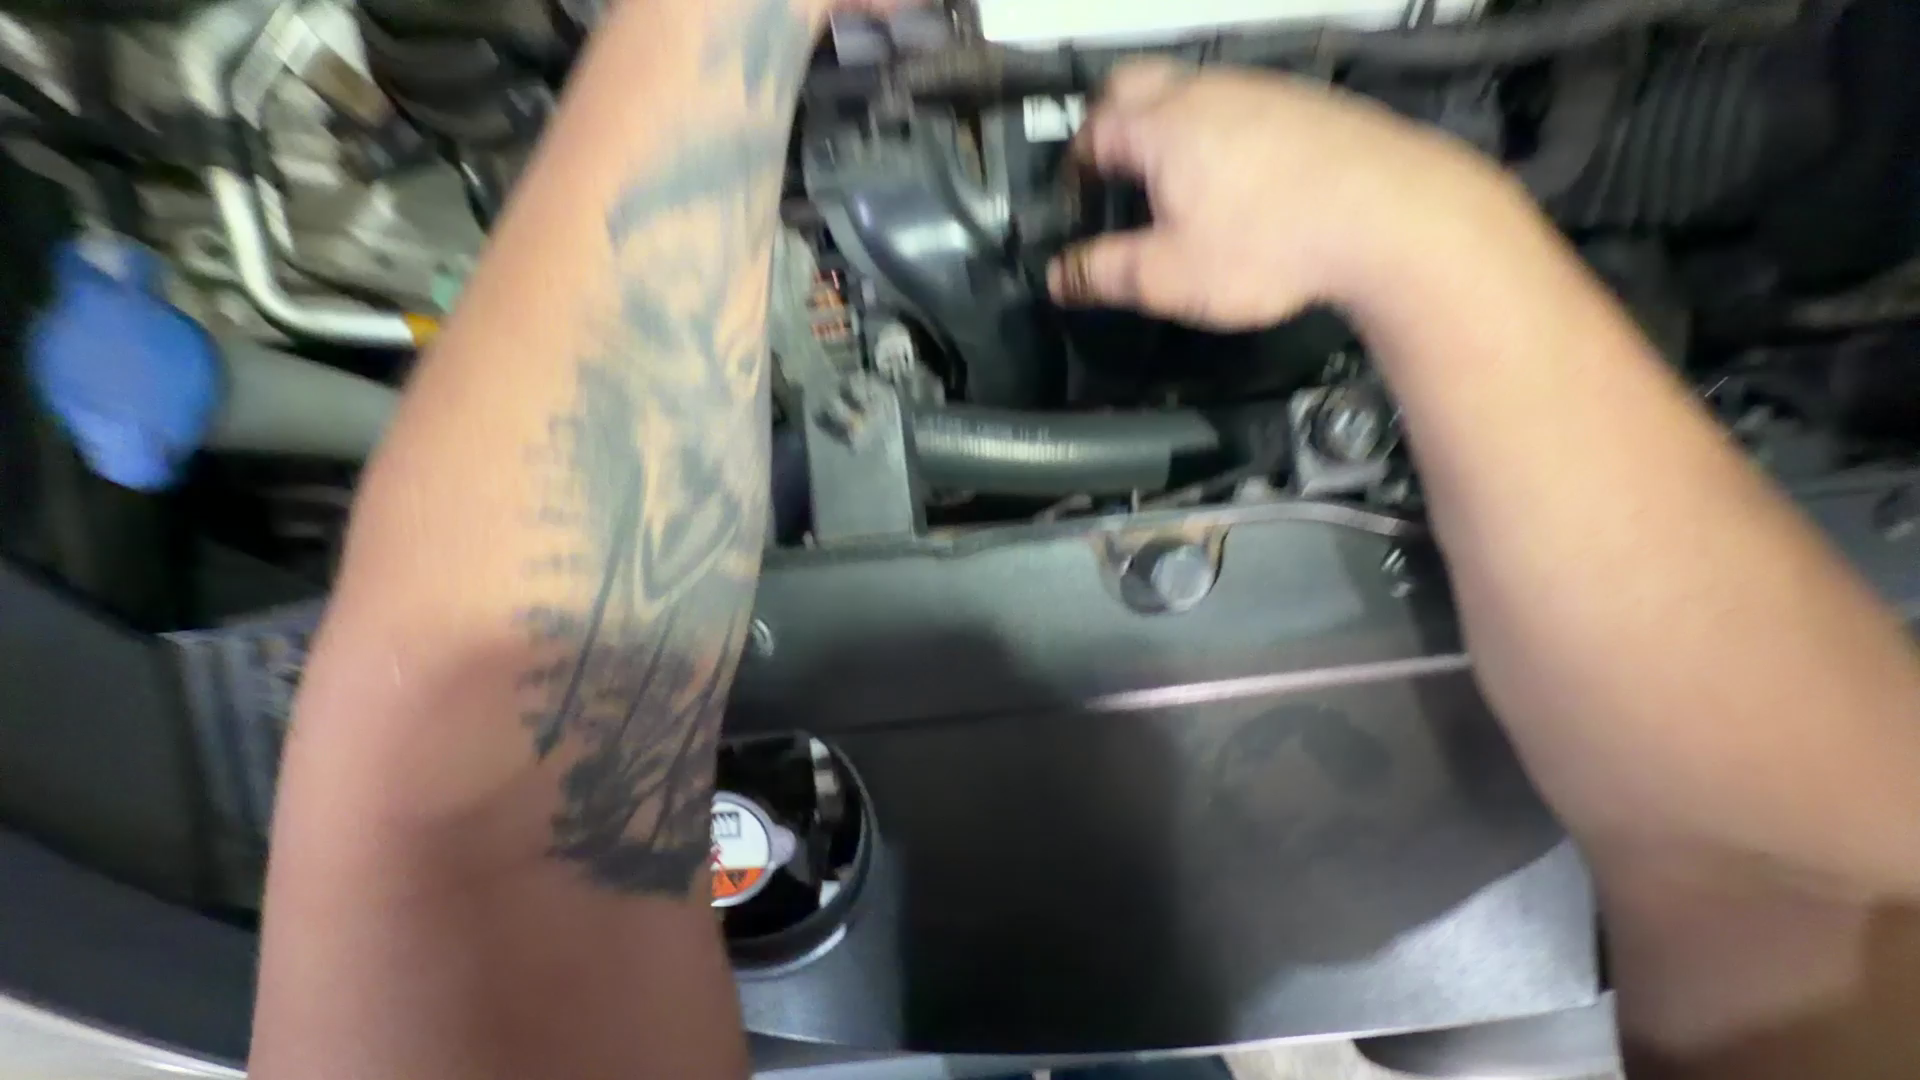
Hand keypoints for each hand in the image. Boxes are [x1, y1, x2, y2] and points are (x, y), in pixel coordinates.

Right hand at [1049, 61, 1526, 330]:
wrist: (1391, 218)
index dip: (1074, 162)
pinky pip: (1240, 107)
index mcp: (1163, 127)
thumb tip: (1058, 276)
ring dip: (1166, 126)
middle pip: (1137, 83)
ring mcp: (1261, 91)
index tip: (1074, 195)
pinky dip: (1216, 134)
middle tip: (1109, 170)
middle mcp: (1208, 92)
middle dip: (1110, 121)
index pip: (1094, 127)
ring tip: (1169, 181)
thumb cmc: (1267, 245)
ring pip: (1192, 91)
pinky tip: (1235, 180)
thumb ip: (1105, 273)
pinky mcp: (1305, 106)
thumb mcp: (1169, 276)